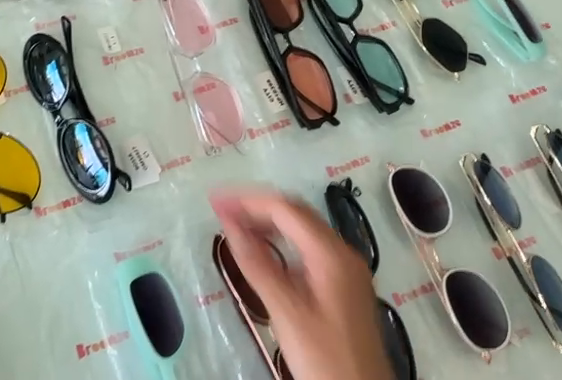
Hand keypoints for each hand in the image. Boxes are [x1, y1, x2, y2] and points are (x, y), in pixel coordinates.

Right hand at [212, 187, 392, 379]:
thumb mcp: (286, 312)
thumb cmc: (325, 359)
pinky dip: (283, 241)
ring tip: (235, 227)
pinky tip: (264, 252)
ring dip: (269, 222)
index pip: (284, 209)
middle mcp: (343, 252)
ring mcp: (346, 268)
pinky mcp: (344, 285)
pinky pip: (309, 247)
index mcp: (331, 254)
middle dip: (257, 207)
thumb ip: (257, 264)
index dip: (247, 200)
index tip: (215, 201)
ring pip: (303, 229)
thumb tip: (229, 224)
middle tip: (221, 210)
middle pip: (296, 213)